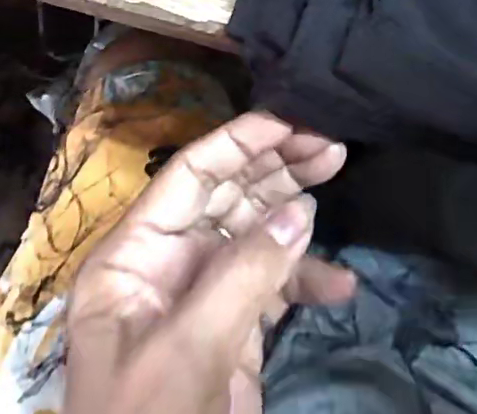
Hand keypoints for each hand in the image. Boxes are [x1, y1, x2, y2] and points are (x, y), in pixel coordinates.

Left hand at [62, 112, 355, 413]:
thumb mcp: (187, 353)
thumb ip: (243, 275)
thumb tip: (300, 210)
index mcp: (136, 255)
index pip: (191, 175)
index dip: (242, 141)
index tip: (294, 122)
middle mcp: (168, 263)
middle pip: (229, 193)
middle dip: (278, 165)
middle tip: (330, 144)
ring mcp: (204, 294)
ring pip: (255, 229)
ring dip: (297, 206)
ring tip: (337, 171)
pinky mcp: (233, 328)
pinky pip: (273, 284)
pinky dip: (306, 278)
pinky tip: (340, 285)